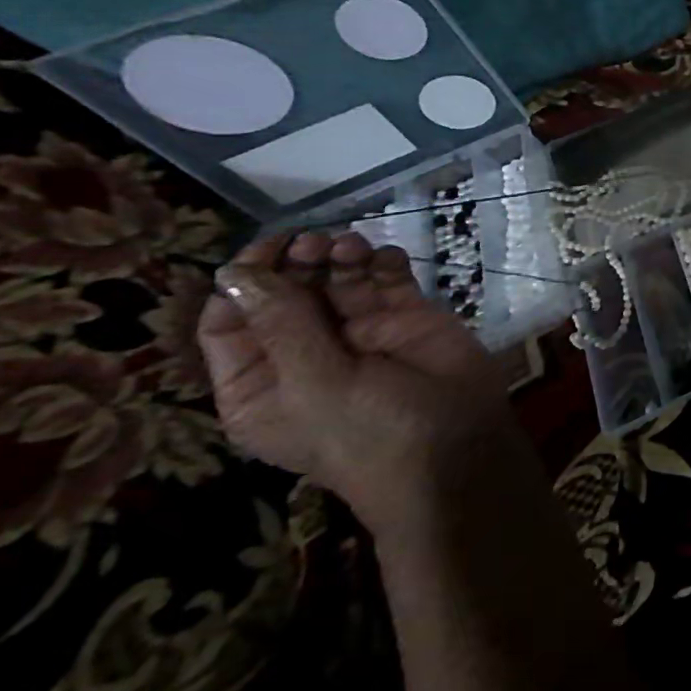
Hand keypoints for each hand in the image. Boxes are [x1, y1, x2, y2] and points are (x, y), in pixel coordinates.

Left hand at [196, 231, 510, 534]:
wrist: (459, 446)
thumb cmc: (371, 430)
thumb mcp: (315, 386)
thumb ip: (281, 324)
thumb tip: (234, 270)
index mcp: (263, 383)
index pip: (231, 323)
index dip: (242, 285)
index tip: (265, 253)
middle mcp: (305, 352)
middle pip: (285, 292)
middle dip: (295, 263)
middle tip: (315, 244)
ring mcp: (359, 331)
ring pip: (336, 278)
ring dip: (338, 255)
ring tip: (349, 247)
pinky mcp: (404, 316)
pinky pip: (385, 278)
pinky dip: (382, 260)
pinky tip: (384, 258)